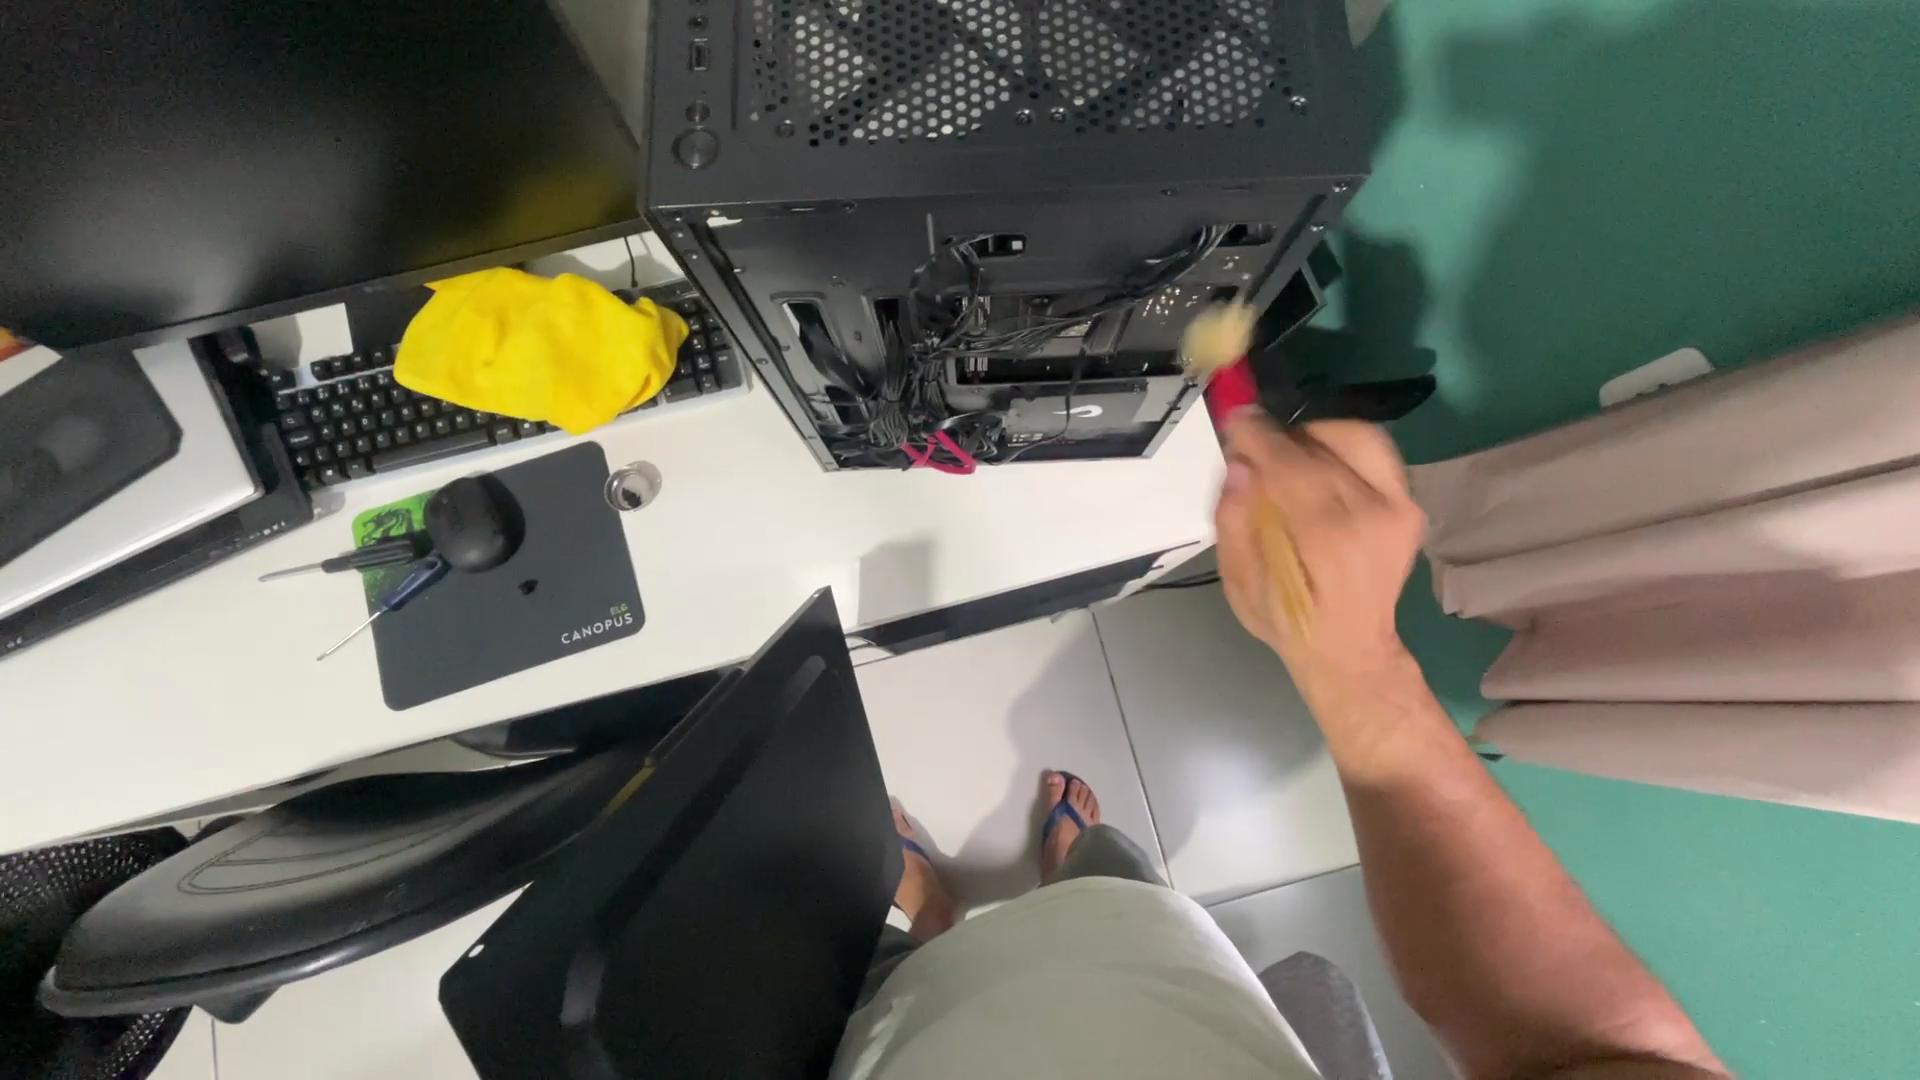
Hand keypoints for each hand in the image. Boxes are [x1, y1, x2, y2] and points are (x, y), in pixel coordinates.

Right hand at [1213, 414, 1424, 698]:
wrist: (1348, 648)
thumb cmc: (1285, 619)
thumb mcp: (1238, 581)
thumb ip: (1234, 522)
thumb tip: (1238, 468)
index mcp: (1322, 536)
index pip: (1287, 462)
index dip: (1257, 435)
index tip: (1234, 421)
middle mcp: (1369, 513)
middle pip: (1319, 443)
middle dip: (1278, 436)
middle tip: (1252, 445)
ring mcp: (1398, 508)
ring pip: (1355, 437)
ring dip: (1313, 435)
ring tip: (1287, 454)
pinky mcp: (1410, 507)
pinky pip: (1376, 453)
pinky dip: (1342, 449)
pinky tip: (1318, 469)